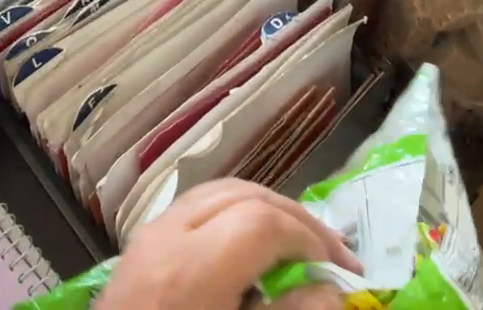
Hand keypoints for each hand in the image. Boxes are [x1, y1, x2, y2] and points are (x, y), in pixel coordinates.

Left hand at [97, 179, 360, 309]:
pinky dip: (234, 212)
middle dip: (294, 218)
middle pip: (243, 195)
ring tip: (301, 242)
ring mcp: (150, 233)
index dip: (308, 238)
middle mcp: (168, 236)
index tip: (340, 271)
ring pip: (219, 191)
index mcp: (192, 270)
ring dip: (266, 208)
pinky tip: (255, 242)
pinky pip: (197, 205)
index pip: (262, 221)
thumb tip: (327, 290)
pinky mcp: (142, 241)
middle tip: (334, 254)